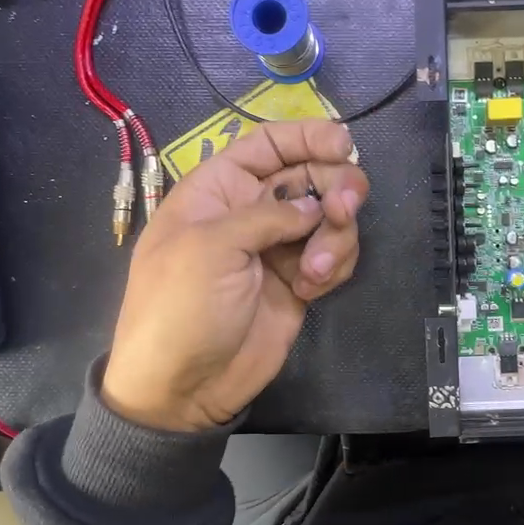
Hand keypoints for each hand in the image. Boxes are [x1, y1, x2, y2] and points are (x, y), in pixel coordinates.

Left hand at [102, 120, 366, 432]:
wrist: (184, 387)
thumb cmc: (180, 307)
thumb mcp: (212, 248)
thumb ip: (268, 215)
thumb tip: (315, 206)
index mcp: (218, 190)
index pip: (269, 145)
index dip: (307, 137)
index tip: (343, 145)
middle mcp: (252, 211)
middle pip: (310, 176)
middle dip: (334, 188)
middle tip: (343, 211)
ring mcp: (278, 248)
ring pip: (330, 217)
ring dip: (336, 236)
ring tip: (315, 270)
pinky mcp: (300, 281)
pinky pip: (334, 255)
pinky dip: (334, 265)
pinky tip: (313, 289)